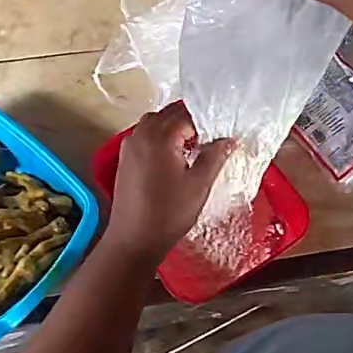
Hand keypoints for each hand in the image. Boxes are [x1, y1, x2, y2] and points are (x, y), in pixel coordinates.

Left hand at [100, 101, 233, 262]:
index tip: (221, 134)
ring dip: (174, 128)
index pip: (187, 115)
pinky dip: (160, 138)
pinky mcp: (125, 159)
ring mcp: (129, 146)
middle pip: (168, 114)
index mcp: (159, 136)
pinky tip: (174, 157)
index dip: (206, 122)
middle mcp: (140, 135)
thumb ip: (215, 156)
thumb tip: (228, 139)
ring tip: (193, 146)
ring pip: (154, 123)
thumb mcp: (199, 185)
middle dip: (189, 120)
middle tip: (210, 138)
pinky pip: (145, 136)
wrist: (133, 239)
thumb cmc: (168, 213)